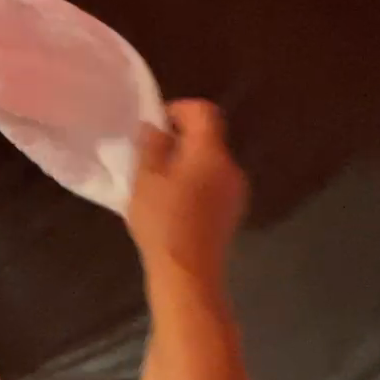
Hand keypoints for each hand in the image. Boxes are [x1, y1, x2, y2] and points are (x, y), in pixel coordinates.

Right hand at [126, 101, 247, 283]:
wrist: (187, 271)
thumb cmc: (162, 221)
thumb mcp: (145, 179)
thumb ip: (152, 146)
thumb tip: (155, 126)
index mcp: (209, 154)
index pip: (204, 112)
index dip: (178, 109)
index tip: (154, 123)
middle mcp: (230, 167)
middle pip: (207, 138)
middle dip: (179, 139)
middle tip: (147, 155)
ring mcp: (235, 190)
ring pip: (209, 162)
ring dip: (185, 162)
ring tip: (156, 182)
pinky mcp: (232, 209)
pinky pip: (213, 182)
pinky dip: (193, 181)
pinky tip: (172, 202)